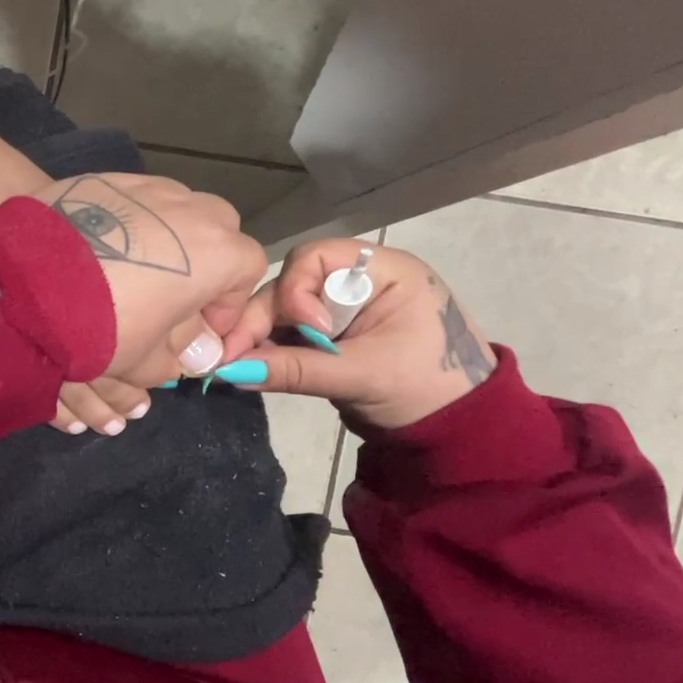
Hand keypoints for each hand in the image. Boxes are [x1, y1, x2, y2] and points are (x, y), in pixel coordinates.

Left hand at [34, 174, 266, 433]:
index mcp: (218, 251)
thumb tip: (200, 352)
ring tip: (128, 282)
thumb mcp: (144, 359)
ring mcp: (147, 185)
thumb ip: (182, 356)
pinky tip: (96, 258)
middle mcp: (192, 207)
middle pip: (214, 236)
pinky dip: (122, 229)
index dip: (224, 308)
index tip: (199, 335)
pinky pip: (128, 206)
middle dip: (198, 271)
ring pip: (171, 215)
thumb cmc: (99, 326)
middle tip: (166, 306)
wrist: (23, 280)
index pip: (246, 273)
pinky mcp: (102, 179)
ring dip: (162, 247)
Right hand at [218, 239, 497, 429]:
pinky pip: (283, 331)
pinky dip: (266, 349)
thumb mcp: (359, 377)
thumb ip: (294, 370)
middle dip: (261, 319)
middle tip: (233, 356)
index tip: (302, 331)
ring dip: (257, 336)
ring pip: (279, 309)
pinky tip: (251, 367)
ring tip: (237, 365)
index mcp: (382, 272)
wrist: (453, 425)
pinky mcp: (325, 334)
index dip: (295, 290)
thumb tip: (228, 370)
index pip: (315, 258)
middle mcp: (354, 281)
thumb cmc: (425, 388)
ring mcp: (337, 308)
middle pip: (289, 284)